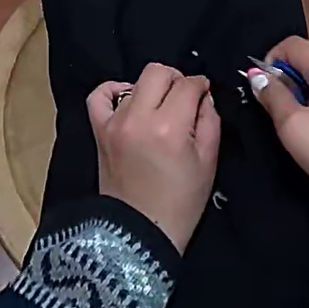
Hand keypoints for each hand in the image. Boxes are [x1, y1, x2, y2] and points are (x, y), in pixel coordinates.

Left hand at [87, 63, 221, 252]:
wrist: (139, 235)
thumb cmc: (181, 203)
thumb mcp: (208, 162)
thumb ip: (210, 120)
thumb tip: (203, 95)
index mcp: (169, 127)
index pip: (188, 85)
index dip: (201, 86)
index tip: (204, 95)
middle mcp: (139, 118)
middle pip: (158, 71)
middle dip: (177, 80)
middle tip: (184, 100)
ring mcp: (114, 123)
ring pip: (136, 82)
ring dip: (153, 90)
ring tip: (160, 110)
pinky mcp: (99, 131)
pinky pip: (99, 96)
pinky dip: (114, 90)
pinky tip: (128, 99)